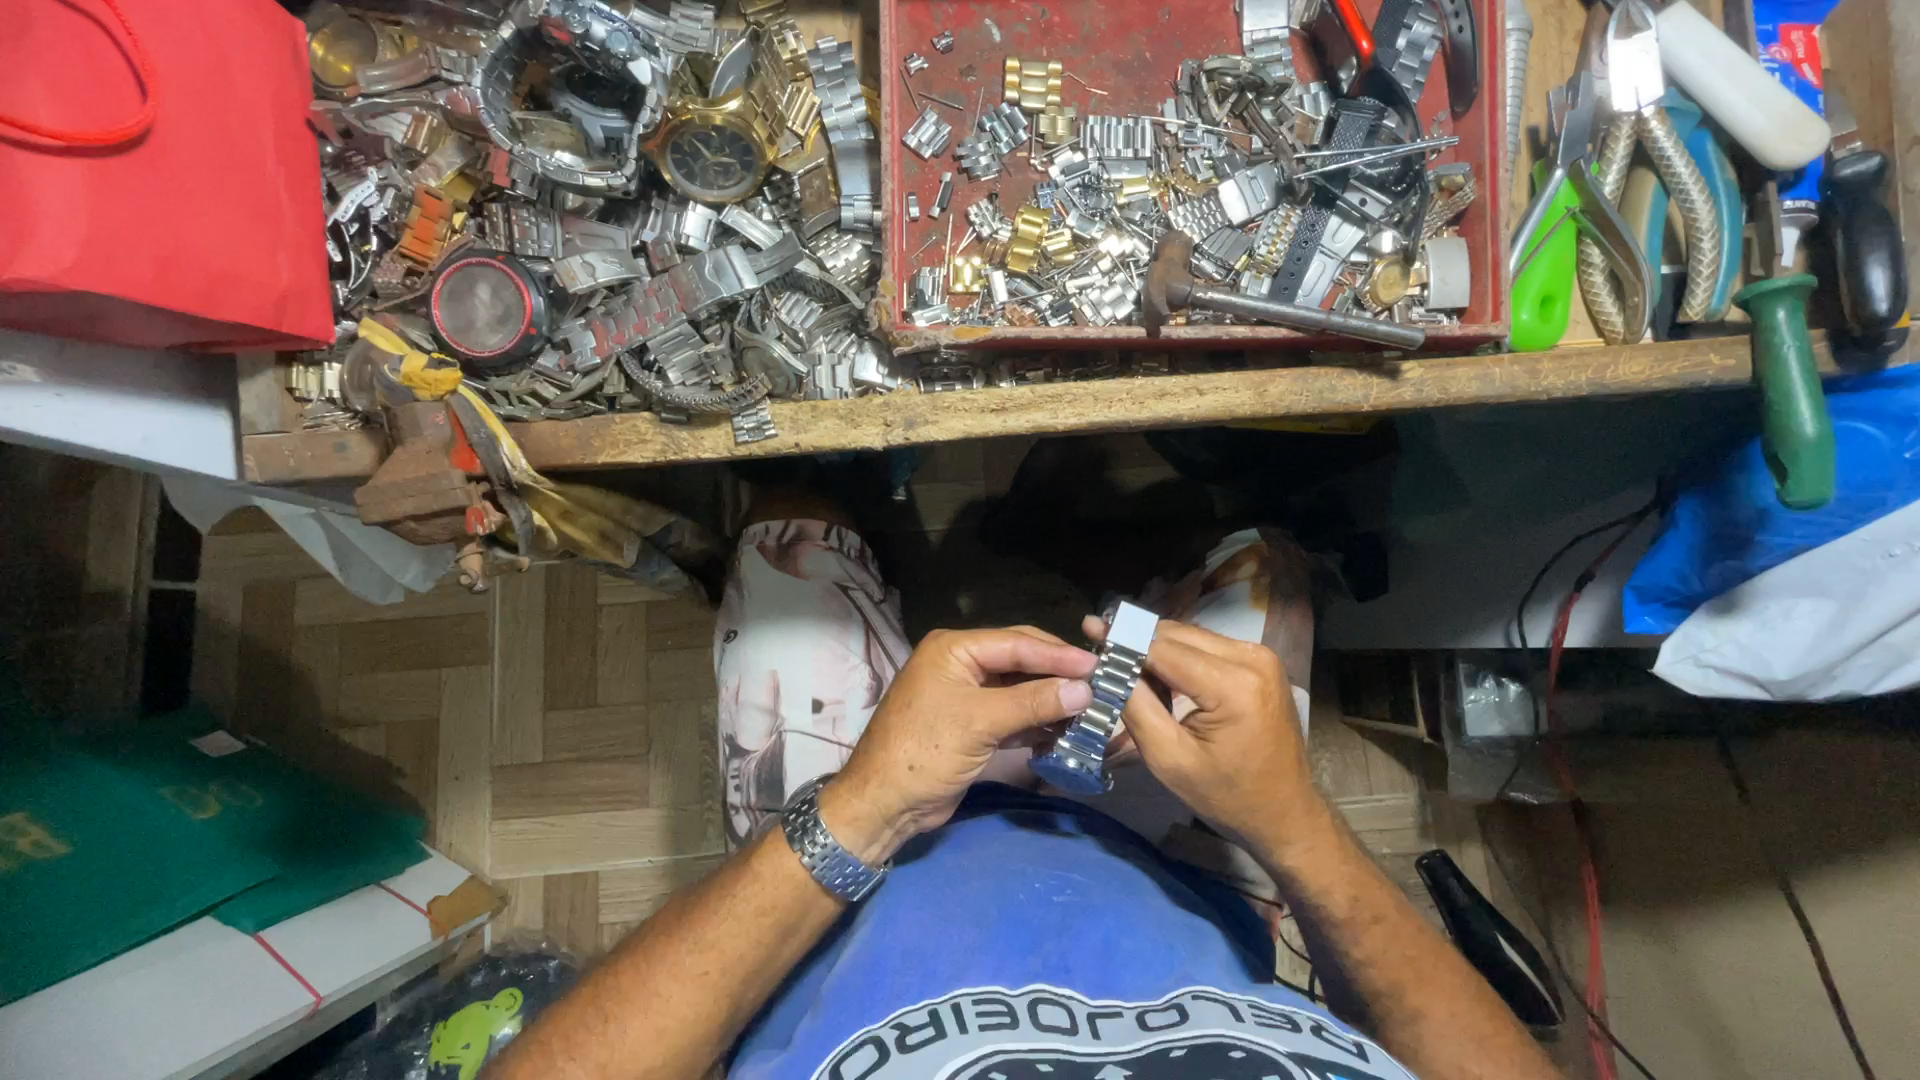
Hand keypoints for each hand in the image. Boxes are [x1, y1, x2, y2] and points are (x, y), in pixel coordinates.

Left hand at [819, 627, 1096, 863]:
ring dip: (1051, 700)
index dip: (1059, 655)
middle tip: (1101, 684)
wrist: (884, 804)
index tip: (1099, 666)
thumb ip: (1033, 703)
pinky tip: (1066, 729)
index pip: (1017, 643)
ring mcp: (966, 695)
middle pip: (1020, 661)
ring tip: (1092, 708)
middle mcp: (961, 664)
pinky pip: (1012, 715)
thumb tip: (1085, 689)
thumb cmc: (924, 752)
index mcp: (954, 649)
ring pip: (1019, 689)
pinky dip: (1037, 721)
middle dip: (1058, 674)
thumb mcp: (980, 722)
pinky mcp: (972, 726)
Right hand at [1087, 616, 1334, 857]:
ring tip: (1121, 663)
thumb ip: (1136, 707)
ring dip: (1154, 646)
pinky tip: (1155, 673)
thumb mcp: (1169, 759)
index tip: (1086, 629)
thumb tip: (1106, 666)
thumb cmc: (1227, 796)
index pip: (1162, 647)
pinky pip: (1206, 646)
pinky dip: (1177, 655)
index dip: (1121, 637)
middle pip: (1176, 634)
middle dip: (1135, 639)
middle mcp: (1252, 658)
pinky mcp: (1259, 662)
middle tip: (1098, 649)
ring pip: (1189, 636)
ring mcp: (1260, 656)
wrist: (1285, 814)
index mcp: (1234, 685)